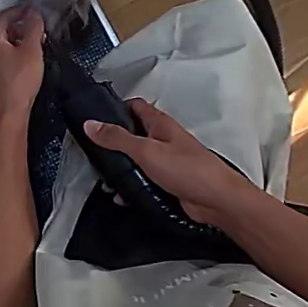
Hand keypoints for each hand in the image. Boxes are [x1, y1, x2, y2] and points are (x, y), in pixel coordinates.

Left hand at [0, 6, 43, 127]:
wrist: (8, 113)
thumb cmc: (20, 80)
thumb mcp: (31, 51)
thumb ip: (33, 28)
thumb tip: (34, 12)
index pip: (4, 15)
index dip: (21, 10)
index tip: (35, 9)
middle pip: (0, 28)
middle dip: (19, 24)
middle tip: (38, 25)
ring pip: (1, 42)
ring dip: (17, 38)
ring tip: (35, 40)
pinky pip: (0, 54)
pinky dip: (12, 49)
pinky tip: (26, 56)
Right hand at [84, 98, 268, 228]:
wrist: (216, 200)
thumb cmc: (189, 170)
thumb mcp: (146, 151)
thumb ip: (117, 138)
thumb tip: (92, 124)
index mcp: (161, 124)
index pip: (136, 106)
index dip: (116, 108)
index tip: (97, 117)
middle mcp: (164, 140)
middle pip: (134, 135)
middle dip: (115, 145)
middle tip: (97, 153)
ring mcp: (168, 161)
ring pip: (138, 161)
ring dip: (123, 170)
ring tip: (107, 180)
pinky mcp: (169, 181)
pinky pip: (146, 181)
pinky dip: (134, 187)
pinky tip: (124, 196)